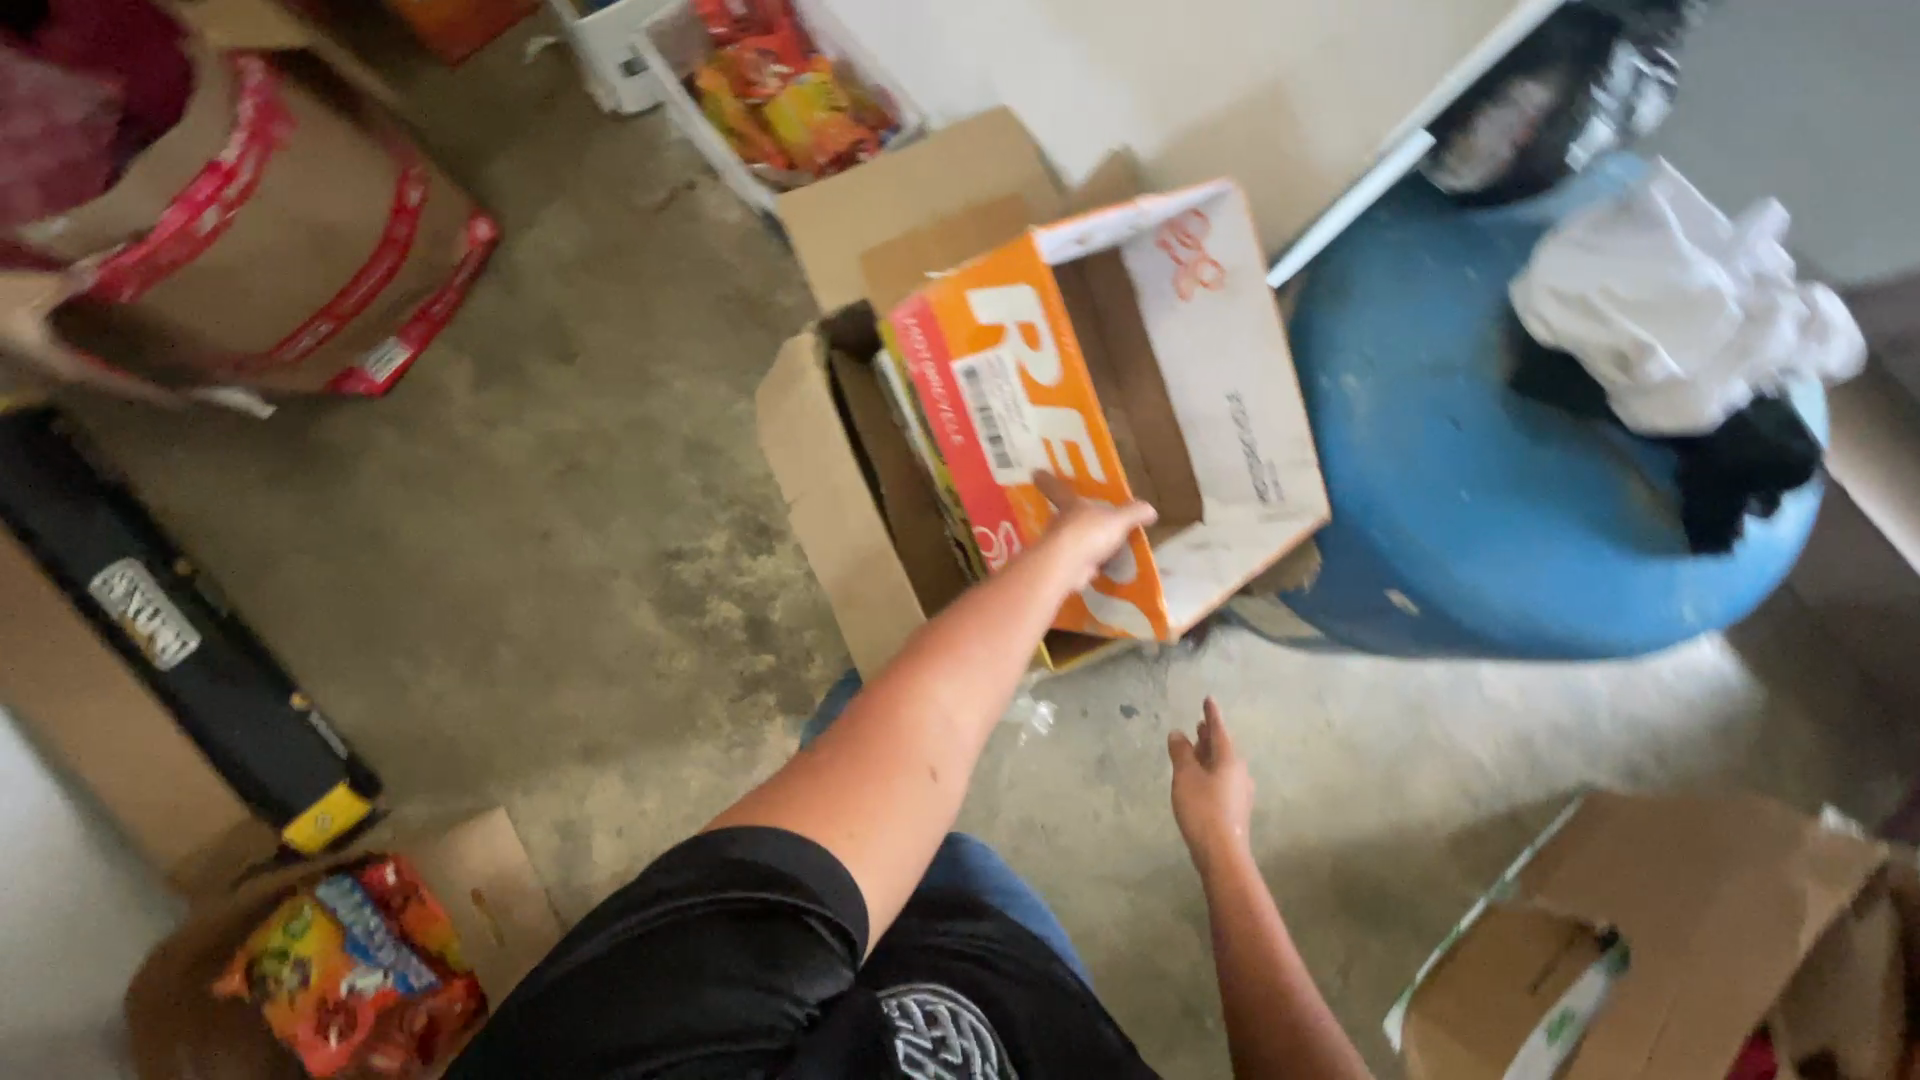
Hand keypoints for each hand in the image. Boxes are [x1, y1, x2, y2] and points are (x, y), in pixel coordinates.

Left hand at [1029, 471, 1155, 591]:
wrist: (1068, 565)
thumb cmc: (1089, 532)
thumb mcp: (1118, 519)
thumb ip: (1133, 513)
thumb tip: (1150, 509)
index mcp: (1071, 505)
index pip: (1057, 488)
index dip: (1048, 480)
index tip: (1035, 472)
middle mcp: (1060, 523)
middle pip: (1063, 517)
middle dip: (1070, 517)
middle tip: (1081, 517)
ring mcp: (1060, 546)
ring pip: (1071, 541)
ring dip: (1082, 543)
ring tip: (1099, 546)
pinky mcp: (1064, 568)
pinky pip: (1078, 563)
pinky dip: (1088, 565)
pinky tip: (1101, 569)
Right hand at [1169, 697, 1256, 871]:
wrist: (1222, 853)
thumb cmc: (1202, 808)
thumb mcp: (1185, 776)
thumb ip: (1180, 753)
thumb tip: (1177, 733)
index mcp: (1230, 760)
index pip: (1219, 730)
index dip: (1211, 715)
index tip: (1208, 700)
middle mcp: (1239, 773)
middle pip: (1222, 748)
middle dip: (1209, 736)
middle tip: (1199, 724)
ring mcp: (1239, 792)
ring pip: (1222, 765)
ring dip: (1208, 755)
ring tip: (1195, 748)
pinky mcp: (1234, 808)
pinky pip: (1221, 780)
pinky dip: (1209, 771)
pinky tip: (1199, 778)